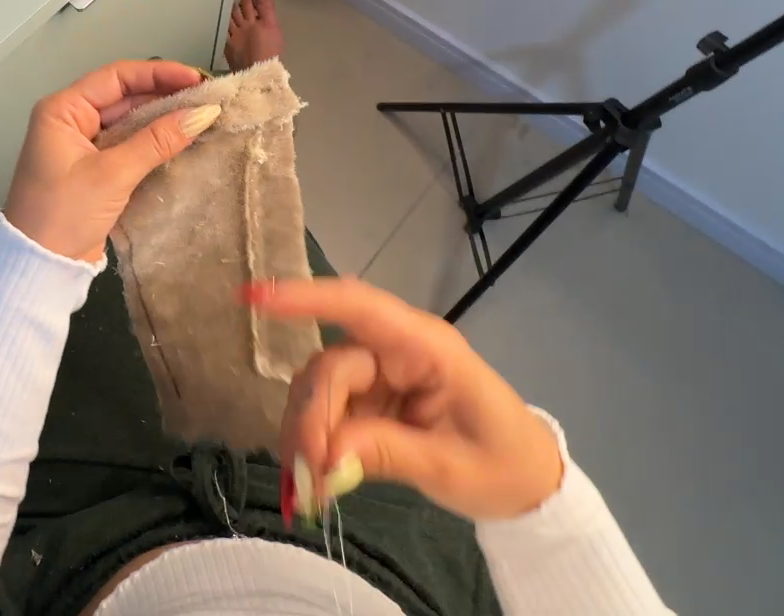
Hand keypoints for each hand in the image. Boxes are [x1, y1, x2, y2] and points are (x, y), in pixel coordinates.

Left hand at [3, 60, 220, 262]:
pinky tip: (183, 140)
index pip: (116, 78)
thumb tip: (204, 112)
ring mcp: (82, 146)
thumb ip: (158, 140)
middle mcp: (71, 120)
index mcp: (63, 110)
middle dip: (164, 96)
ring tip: (203, 115)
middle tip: (208, 98)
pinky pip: (128, 145)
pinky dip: (153, 142)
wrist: (39, 267)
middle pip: (124, 97)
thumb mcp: (112, 175)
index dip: (158, 74)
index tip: (197, 79)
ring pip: (129, 121)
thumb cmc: (65, 213)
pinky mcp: (95, 170)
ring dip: (162, 119)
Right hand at [245, 277, 564, 521]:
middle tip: (308, 473)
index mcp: (424, 346)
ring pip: (318, 388)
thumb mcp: (452, 466)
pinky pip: (325, 411)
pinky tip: (315, 476)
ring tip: (311, 485)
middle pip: (331, 366)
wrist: (529, 484)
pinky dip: (314, 442)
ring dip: (306, 432)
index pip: (358, 307)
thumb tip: (325, 455)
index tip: (254, 299)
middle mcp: (391, 349)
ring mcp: (375, 372)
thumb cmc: (504, 462)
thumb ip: (388, 453)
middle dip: (313, 417)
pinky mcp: (365, 398)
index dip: (305, 298)